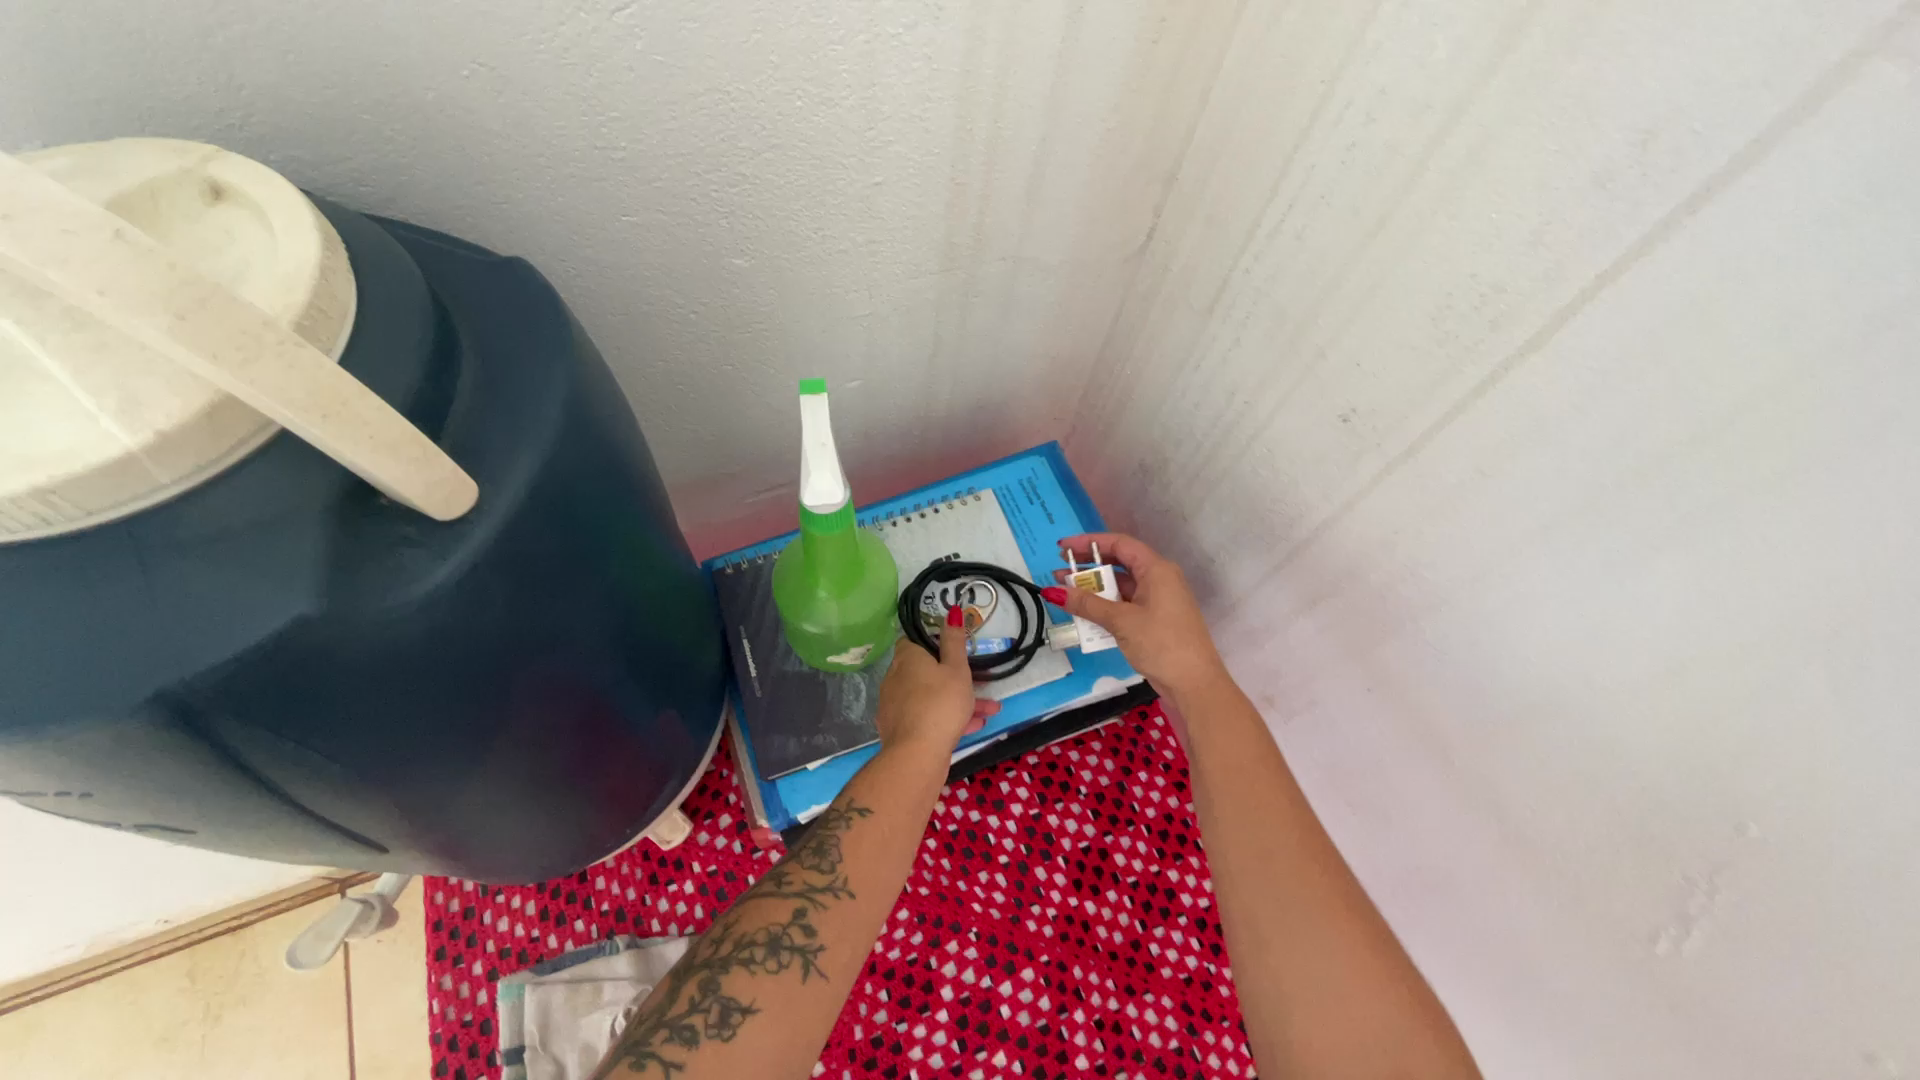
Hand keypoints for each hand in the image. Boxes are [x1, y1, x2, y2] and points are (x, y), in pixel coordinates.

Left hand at [874, 608, 1002, 758]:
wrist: (916, 754)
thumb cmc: (941, 703)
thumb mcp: (956, 669)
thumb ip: (955, 641)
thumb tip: (952, 610)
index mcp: (906, 658)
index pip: (914, 641)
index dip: (935, 644)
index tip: (955, 652)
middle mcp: (894, 678)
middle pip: (926, 672)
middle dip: (956, 679)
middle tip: (982, 685)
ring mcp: (894, 705)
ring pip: (930, 697)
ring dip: (958, 702)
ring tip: (989, 712)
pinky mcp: (897, 729)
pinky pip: (925, 717)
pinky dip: (945, 719)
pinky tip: (972, 728)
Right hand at [1043, 533, 1229, 695]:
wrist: (1195, 683)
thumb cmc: (1161, 643)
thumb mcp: (1121, 621)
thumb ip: (1087, 604)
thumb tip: (1053, 591)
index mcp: (1156, 569)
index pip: (1119, 544)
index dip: (1089, 542)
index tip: (1062, 548)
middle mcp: (1159, 579)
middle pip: (1119, 563)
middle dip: (1088, 566)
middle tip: (1059, 569)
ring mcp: (1158, 601)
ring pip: (1120, 586)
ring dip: (1094, 589)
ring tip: (1065, 593)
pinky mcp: (1154, 620)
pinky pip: (1125, 605)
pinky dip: (1105, 606)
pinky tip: (1085, 614)